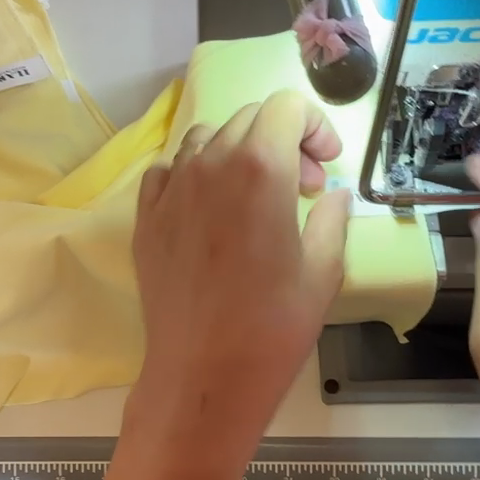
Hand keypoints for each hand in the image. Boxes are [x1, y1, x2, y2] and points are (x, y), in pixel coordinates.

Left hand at [129, 91, 350, 470]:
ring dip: (239, 152)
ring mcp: (171, 189)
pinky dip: (195, 173)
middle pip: (249, 118)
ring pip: (206, 138)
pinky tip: (210, 207)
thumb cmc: (274, 325)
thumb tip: (334, 195)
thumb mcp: (324, 270)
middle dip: (283, 141)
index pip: (286, 106)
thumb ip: (332, 217)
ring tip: (255, 196)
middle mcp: (210, 164)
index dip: (314, 126)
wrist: (204, 373)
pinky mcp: (145, 217)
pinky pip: (168, 170)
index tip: (326, 164)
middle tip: (303, 189)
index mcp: (260, 168)